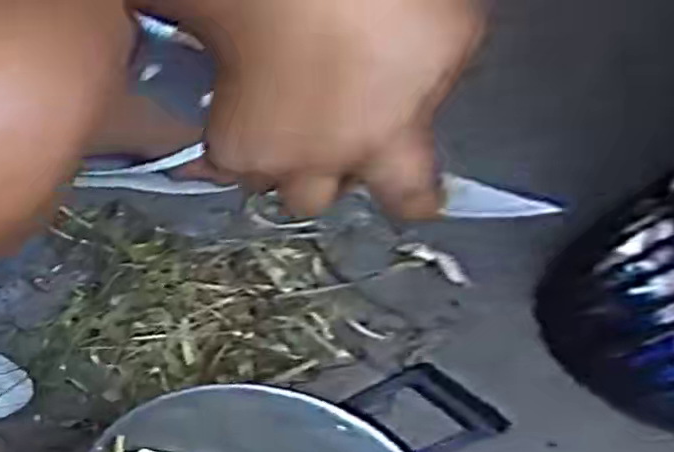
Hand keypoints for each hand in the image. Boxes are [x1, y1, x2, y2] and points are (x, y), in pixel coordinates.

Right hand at [165, 0, 482, 219]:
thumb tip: (410, 112)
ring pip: (268, 184)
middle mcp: (316, 165)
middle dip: (326, 181)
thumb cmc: (372, 3)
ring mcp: (264, 163)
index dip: (416, 203)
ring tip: (286, 127)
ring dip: (280, 163)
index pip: (406, 193)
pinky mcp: (223, 152)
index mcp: (382, 140)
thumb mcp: (449, 35)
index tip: (419, 209)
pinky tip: (250, 126)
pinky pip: (227, 168)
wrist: (284, 2)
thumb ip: (431, 88)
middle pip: (315, 202)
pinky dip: (238, 153)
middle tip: (333, 148)